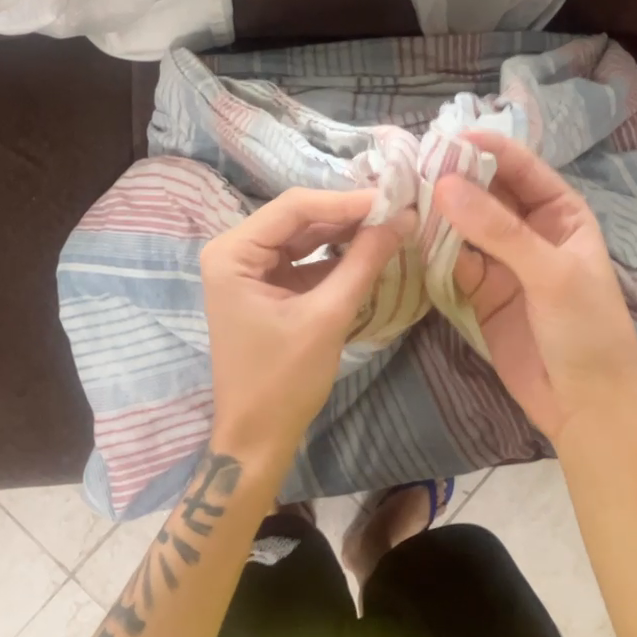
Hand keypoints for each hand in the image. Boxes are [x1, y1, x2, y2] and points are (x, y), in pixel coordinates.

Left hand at [201, 188, 411, 466]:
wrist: (258, 437)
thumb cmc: (283, 380)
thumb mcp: (328, 316)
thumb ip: (364, 262)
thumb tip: (404, 217)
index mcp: (232, 253)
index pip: (294, 207)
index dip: (347, 200)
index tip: (395, 198)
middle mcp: (234, 251)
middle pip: (299, 217)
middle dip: (349, 215)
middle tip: (401, 208)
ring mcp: (250, 269)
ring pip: (305, 236)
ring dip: (347, 233)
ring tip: (395, 224)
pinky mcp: (267, 288)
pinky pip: (305, 260)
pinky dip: (337, 257)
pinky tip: (373, 250)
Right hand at [434, 132, 636, 442]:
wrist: (586, 406)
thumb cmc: (587, 330)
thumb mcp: (550, 273)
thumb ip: (497, 230)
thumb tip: (442, 185)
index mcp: (561, 213)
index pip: (520, 168)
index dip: (486, 149)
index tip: (443, 137)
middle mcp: (529, 230)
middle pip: (486, 192)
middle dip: (453, 179)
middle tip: (407, 167)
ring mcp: (502, 262)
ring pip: (463, 227)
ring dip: (436, 215)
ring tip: (398, 199)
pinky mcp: (479, 293)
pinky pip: (451, 263)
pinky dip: (430, 253)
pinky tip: (406, 240)